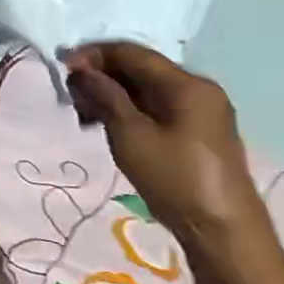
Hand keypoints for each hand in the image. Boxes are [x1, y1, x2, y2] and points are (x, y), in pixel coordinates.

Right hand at [62, 42, 267, 253]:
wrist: (222, 230)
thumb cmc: (174, 178)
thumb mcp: (130, 134)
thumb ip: (104, 95)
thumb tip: (80, 69)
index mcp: (186, 84)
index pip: (131, 53)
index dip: (93, 55)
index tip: (62, 68)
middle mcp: (197, 89)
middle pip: (139, 68)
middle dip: (100, 76)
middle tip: (70, 96)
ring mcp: (200, 110)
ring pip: (144, 89)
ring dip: (111, 95)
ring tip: (84, 115)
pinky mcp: (196, 130)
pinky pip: (155, 106)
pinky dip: (127, 110)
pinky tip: (107, 126)